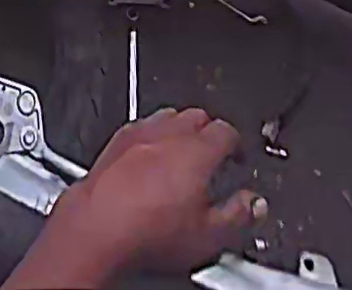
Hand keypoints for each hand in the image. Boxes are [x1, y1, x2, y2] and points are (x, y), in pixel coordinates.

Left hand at [1, 108, 265, 288]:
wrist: (97, 228)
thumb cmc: (148, 232)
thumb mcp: (208, 235)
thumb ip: (238, 215)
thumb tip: (254, 204)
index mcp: (198, 150)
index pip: (226, 133)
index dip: (236, 143)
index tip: (237, 155)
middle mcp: (170, 132)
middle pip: (198, 117)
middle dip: (209, 131)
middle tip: (213, 152)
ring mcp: (142, 132)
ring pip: (169, 117)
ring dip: (180, 129)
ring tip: (183, 151)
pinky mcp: (118, 139)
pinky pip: (142, 125)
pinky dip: (152, 135)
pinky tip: (149, 153)